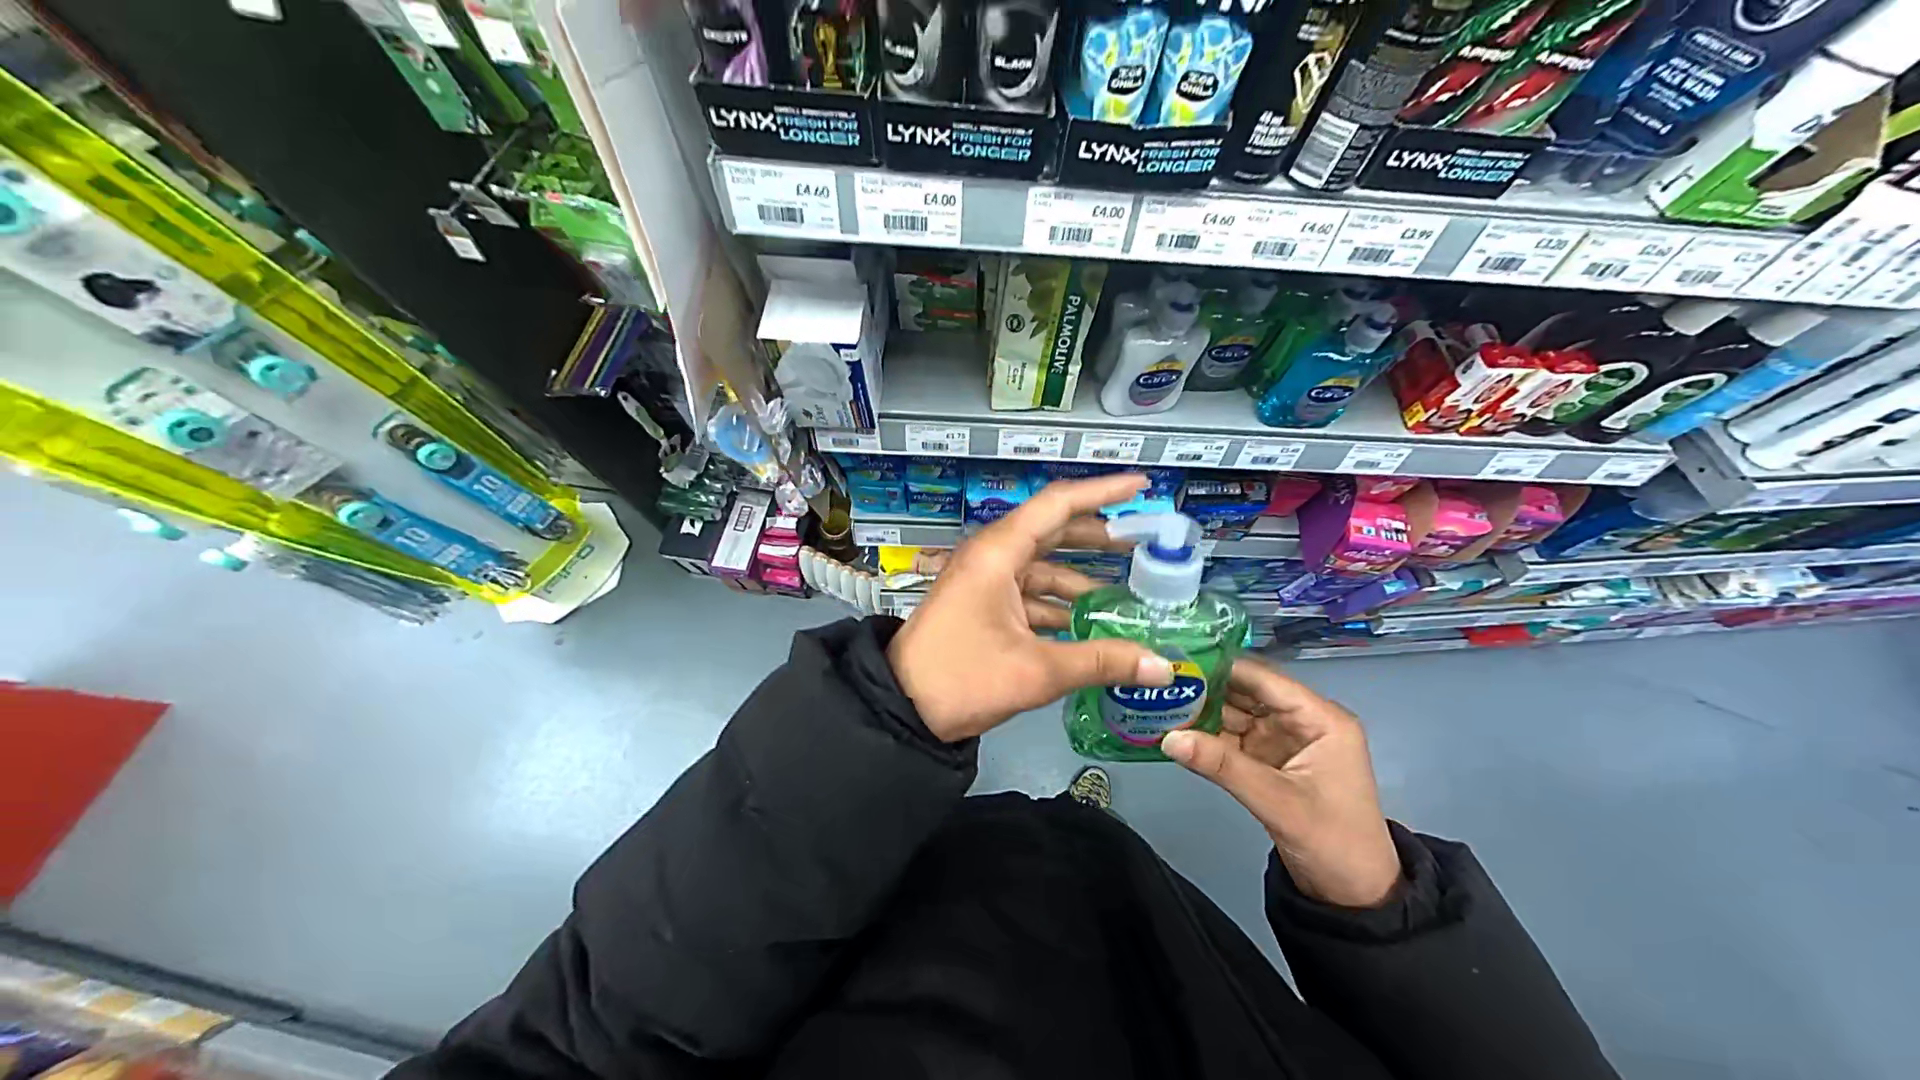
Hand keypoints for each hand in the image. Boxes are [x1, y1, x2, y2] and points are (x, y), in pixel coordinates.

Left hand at [887, 473, 1173, 743]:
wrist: (902, 707)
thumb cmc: (962, 677)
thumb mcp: (1036, 671)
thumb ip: (1101, 662)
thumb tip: (1162, 666)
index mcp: (998, 552)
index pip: (1057, 504)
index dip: (1102, 492)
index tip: (1140, 486)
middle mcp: (991, 556)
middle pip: (1052, 531)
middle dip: (1098, 537)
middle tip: (1143, 543)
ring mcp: (985, 581)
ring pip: (1042, 566)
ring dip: (1080, 578)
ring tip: (1125, 592)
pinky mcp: (982, 604)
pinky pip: (1029, 592)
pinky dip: (1059, 603)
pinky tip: (1089, 623)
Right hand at [1162, 659, 1401, 907]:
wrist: (1354, 896)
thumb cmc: (1334, 841)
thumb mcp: (1278, 802)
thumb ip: (1222, 766)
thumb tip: (1168, 738)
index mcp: (1319, 719)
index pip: (1265, 679)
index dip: (1224, 667)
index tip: (1179, 658)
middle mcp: (1299, 721)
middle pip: (1245, 692)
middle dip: (1205, 686)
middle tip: (1158, 678)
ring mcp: (1280, 740)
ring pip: (1233, 713)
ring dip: (1199, 710)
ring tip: (1157, 698)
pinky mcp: (1265, 760)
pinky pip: (1228, 738)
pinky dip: (1203, 735)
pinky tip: (1172, 728)